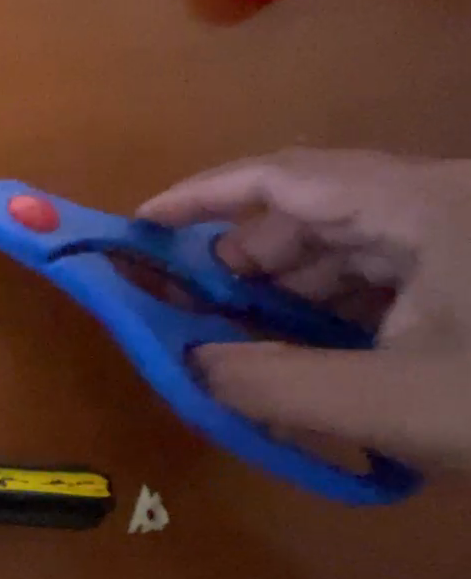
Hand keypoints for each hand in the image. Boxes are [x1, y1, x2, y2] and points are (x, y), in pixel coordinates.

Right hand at [138, 149, 470, 464]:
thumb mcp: (395, 402)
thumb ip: (269, 385)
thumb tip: (190, 365)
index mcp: (426, 209)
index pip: (284, 177)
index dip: (201, 195)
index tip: (139, 227)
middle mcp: (451, 205)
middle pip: (314, 208)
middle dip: (244, 257)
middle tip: (202, 309)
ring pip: (354, 241)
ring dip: (290, 286)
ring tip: (261, 341)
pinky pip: (396, 269)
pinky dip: (342, 303)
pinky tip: (333, 349)